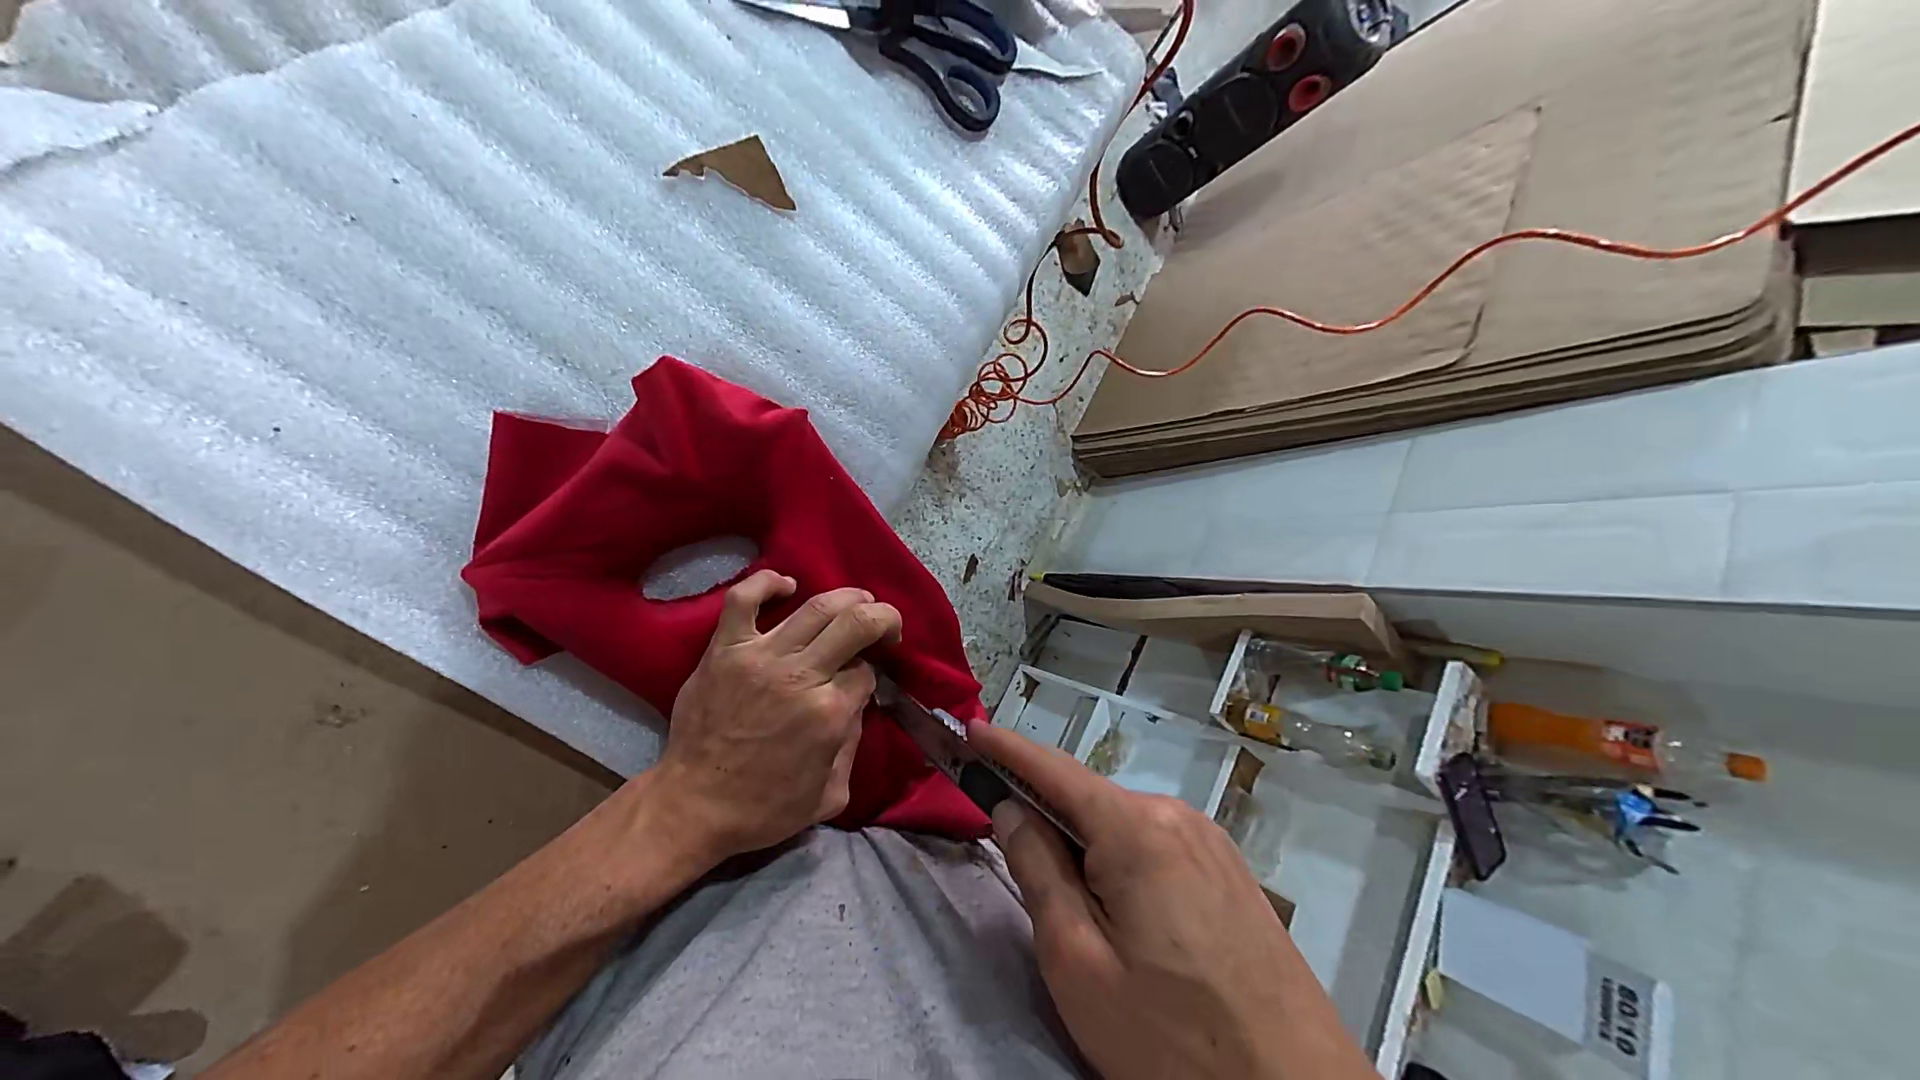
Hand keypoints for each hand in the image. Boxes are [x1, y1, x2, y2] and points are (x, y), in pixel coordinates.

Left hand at [653, 570, 901, 863]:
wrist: (694, 806)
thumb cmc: (764, 808)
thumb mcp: (831, 794)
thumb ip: (853, 745)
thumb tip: (857, 702)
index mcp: (830, 714)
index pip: (867, 670)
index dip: (871, 671)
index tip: (863, 680)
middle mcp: (801, 677)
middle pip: (856, 623)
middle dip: (882, 618)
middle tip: (884, 626)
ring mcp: (760, 657)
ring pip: (816, 606)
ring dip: (848, 597)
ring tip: (856, 601)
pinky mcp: (725, 650)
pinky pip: (744, 600)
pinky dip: (767, 582)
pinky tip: (787, 584)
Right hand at [970, 724, 1375, 1079]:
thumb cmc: (1172, 1038)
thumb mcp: (1078, 962)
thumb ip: (1038, 872)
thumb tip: (1012, 811)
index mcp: (1137, 829)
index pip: (1054, 770)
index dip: (1007, 747)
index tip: (970, 727)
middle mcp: (1177, 816)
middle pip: (1089, 800)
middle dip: (1047, 816)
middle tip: (1015, 856)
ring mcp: (1211, 842)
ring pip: (1122, 825)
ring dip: (1086, 845)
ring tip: (1077, 911)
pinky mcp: (1229, 872)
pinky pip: (1156, 846)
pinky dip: (1121, 859)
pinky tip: (1125, 916)